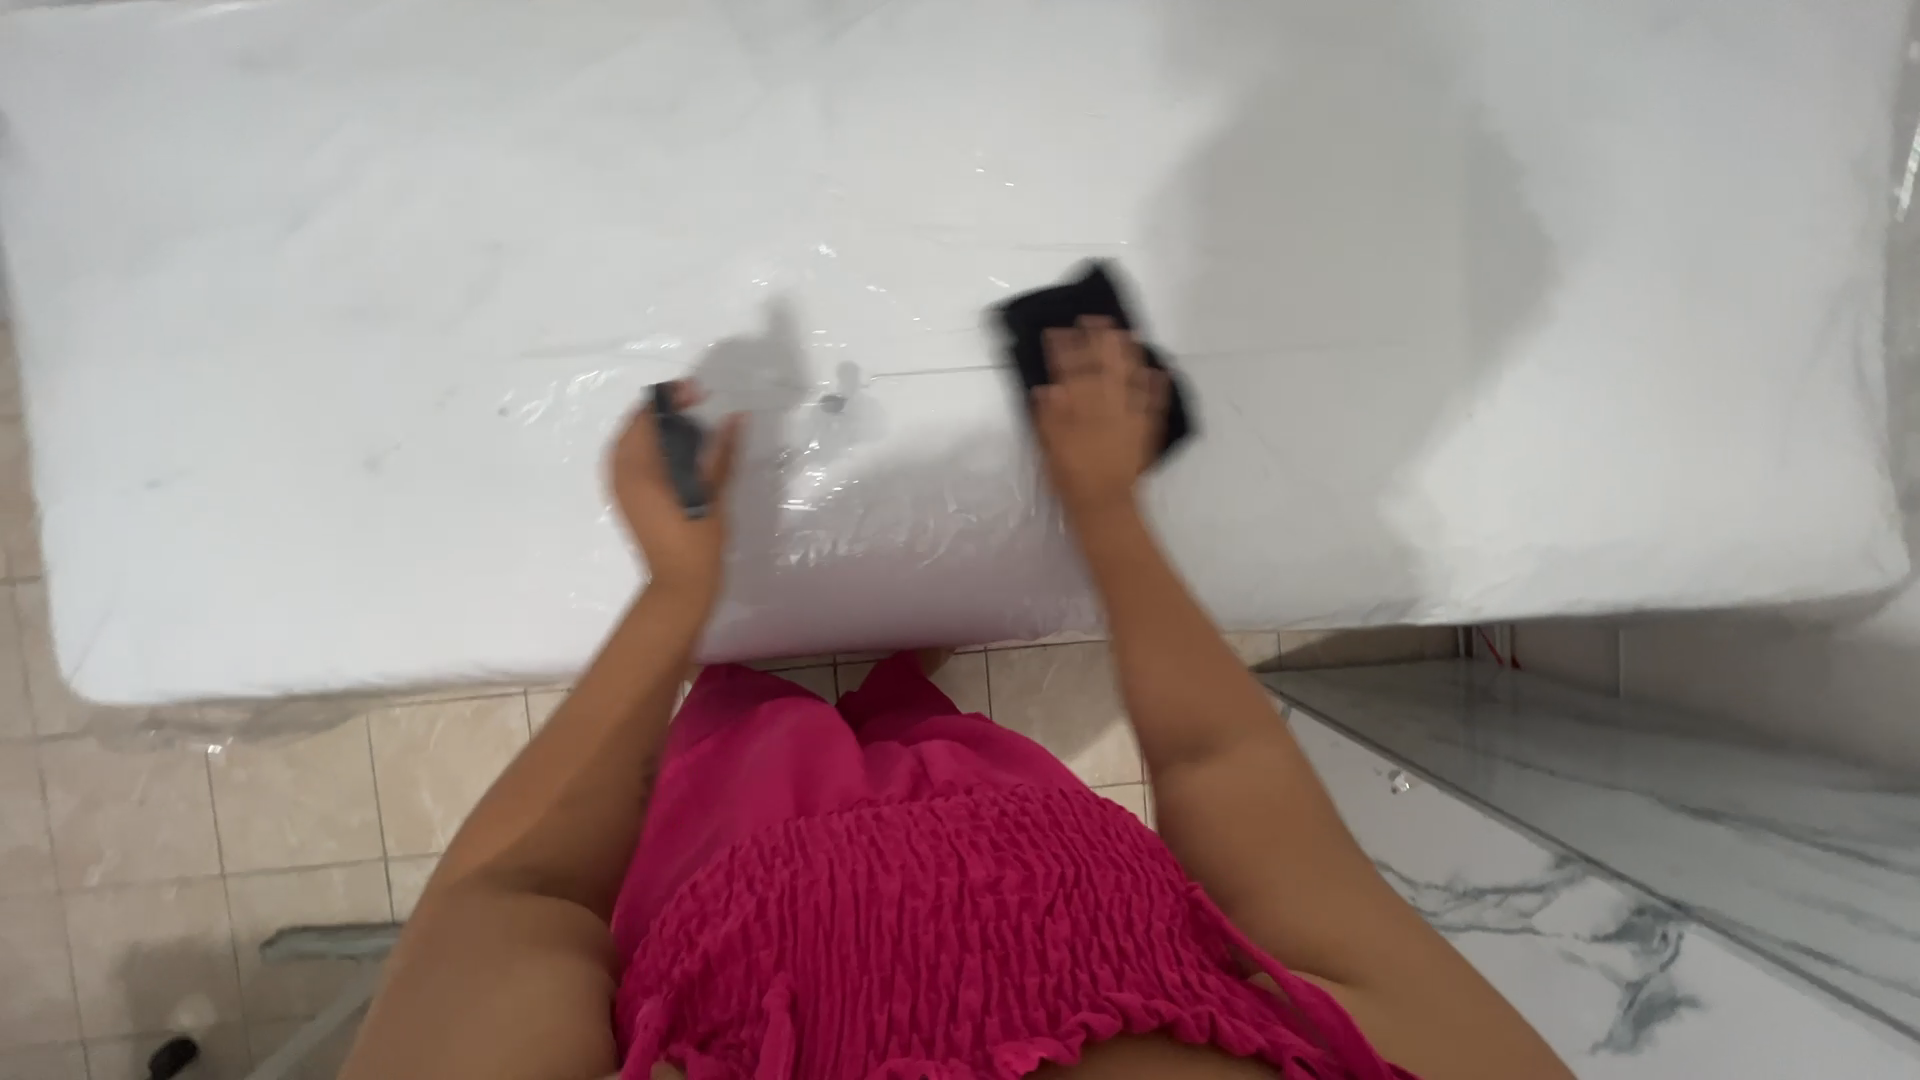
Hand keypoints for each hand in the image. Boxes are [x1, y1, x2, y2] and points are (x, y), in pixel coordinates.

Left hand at [607, 381, 745, 600]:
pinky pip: (633, 460)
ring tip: (692, 425)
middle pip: (634, 425)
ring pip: (632, 442)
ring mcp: (620, 488)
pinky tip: (680, 453)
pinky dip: (654, 448)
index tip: (701, 392)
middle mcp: (620, 474)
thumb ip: (720, 452)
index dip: (672, 398)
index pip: (647, 416)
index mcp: (637, 469)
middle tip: (698, 404)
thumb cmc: (696, 540)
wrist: (680, 586)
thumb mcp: (712, 493)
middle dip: (665, 410)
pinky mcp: (628, 500)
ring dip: (659, 428)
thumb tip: (735, 418)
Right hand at [1033, 316, 1167, 519]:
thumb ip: (1048, 416)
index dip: (1063, 348)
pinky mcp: (1146, 427)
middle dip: (1098, 339)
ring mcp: (1129, 414)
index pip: (1069, 370)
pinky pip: (1154, 401)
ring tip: (1126, 333)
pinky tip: (1157, 369)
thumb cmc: (1070, 476)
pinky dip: (1156, 383)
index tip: (1056, 329)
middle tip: (1094, 318)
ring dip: (1128, 353)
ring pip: (1130, 375)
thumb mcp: (1050, 446)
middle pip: (1102, 364)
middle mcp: (1106, 404)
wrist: (1104, 503)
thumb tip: (1047, 388)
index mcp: (1079, 407)